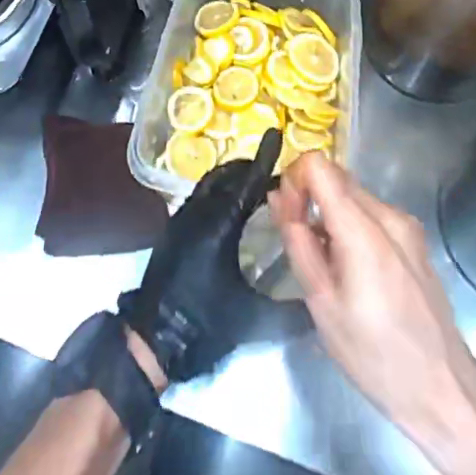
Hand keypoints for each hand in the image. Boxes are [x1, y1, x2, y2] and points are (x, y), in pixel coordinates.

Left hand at [119, 130, 301, 381]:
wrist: (154, 339)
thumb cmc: (204, 324)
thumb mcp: (252, 317)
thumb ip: (291, 311)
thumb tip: (321, 307)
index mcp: (220, 227)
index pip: (248, 183)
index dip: (265, 160)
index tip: (276, 135)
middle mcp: (199, 213)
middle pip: (228, 176)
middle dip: (252, 168)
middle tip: (277, 172)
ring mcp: (182, 219)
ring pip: (211, 183)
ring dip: (234, 178)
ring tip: (257, 185)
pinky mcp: (174, 229)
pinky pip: (201, 195)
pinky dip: (220, 190)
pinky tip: (232, 208)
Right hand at [271, 152, 475, 474]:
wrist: (442, 387)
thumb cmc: (374, 352)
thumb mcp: (321, 302)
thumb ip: (297, 242)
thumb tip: (279, 198)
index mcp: (364, 228)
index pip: (318, 165)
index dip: (294, 181)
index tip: (287, 215)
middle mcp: (389, 215)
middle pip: (336, 177)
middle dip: (308, 197)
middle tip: (297, 240)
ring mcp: (407, 226)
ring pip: (353, 195)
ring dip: (328, 213)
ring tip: (323, 261)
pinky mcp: (415, 240)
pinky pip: (372, 214)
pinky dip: (350, 225)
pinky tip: (349, 267)